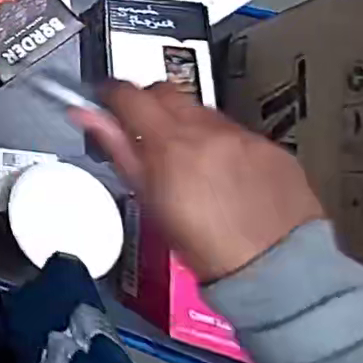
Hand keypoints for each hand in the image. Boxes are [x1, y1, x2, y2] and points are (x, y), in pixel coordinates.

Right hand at [71, 83, 323, 280]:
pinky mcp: (270, 147)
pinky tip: (221, 173)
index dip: (110, 93)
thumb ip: (117, 147)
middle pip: (164, 91)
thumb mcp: (147, 197)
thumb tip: (89, 117)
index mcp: (170, 142)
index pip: (129, 95)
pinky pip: (234, 130)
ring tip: (185, 161)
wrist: (274, 271)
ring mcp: (241, 136)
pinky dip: (220, 143)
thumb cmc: (207, 247)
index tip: (105, 98)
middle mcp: (207, 130)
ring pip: (200, 110)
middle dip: (147, 104)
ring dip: (185, 124)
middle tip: (141, 129)